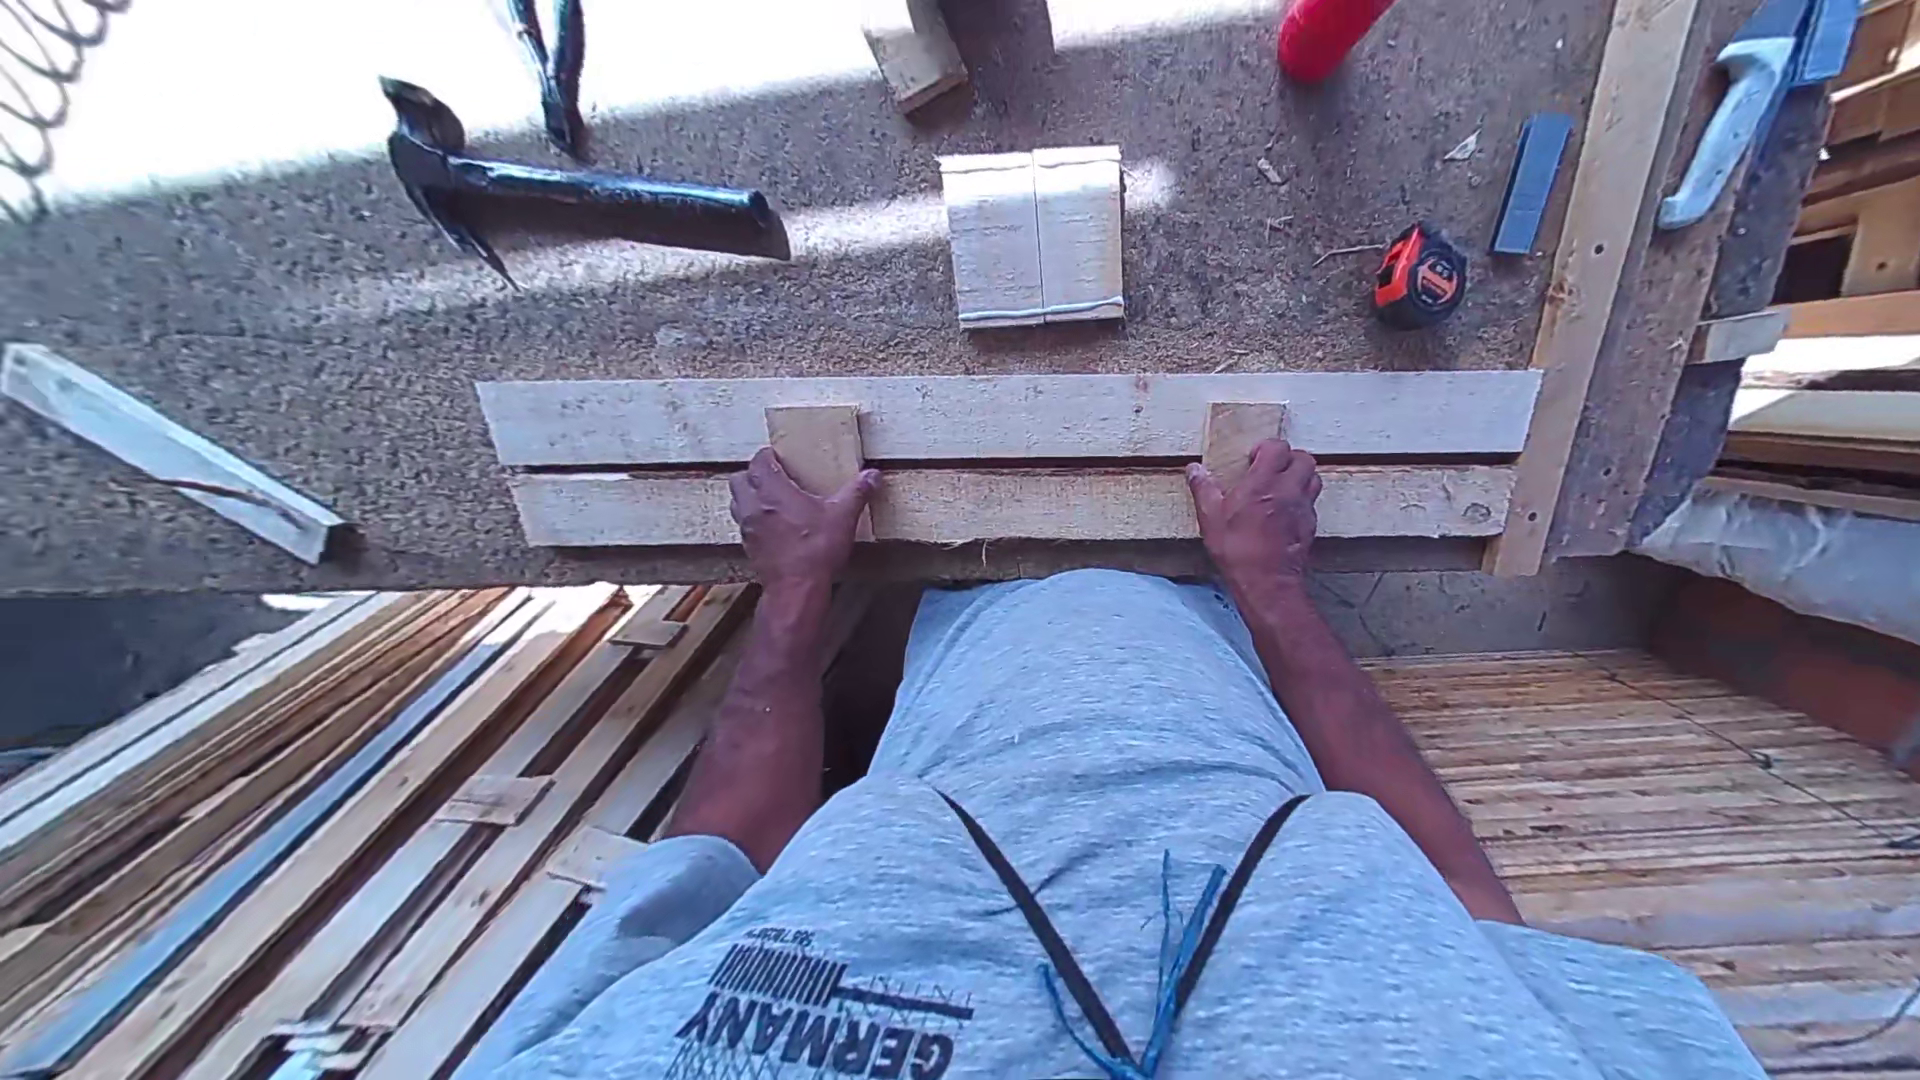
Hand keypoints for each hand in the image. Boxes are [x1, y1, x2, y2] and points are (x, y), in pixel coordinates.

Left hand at [729, 447, 879, 587]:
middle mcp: (753, 506)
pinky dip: (752, 519)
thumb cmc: (816, 550)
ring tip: (770, 499)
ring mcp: (747, 528)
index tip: (779, 456)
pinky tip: (772, 525)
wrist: (797, 589)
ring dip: (748, 496)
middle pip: (739, 479)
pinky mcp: (749, 547)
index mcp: (772, 492)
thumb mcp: (843, 517)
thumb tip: (873, 475)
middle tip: (773, 476)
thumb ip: (856, 493)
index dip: (767, 456)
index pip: (758, 462)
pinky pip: (743, 524)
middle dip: (753, 474)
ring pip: (736, 502)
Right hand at [1187, 438, 1322, 594]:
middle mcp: (1289, 490)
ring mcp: (1304, 507)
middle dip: (1288, 458)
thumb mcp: (1210, 517)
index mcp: (1263, 483)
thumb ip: (1203, 489)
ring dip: (1299, 475)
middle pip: (1304, 458)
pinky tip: (1283, 510)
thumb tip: (1194, 469)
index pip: (1278, 448)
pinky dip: (1300, 498)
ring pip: (1313, 477)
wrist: (1266, 581)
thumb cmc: (1236, 548)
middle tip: (1269, 468)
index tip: (1252, 457)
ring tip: (1279, 485)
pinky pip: (1311, 501)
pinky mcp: (1310, 524)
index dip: (1266, 447)